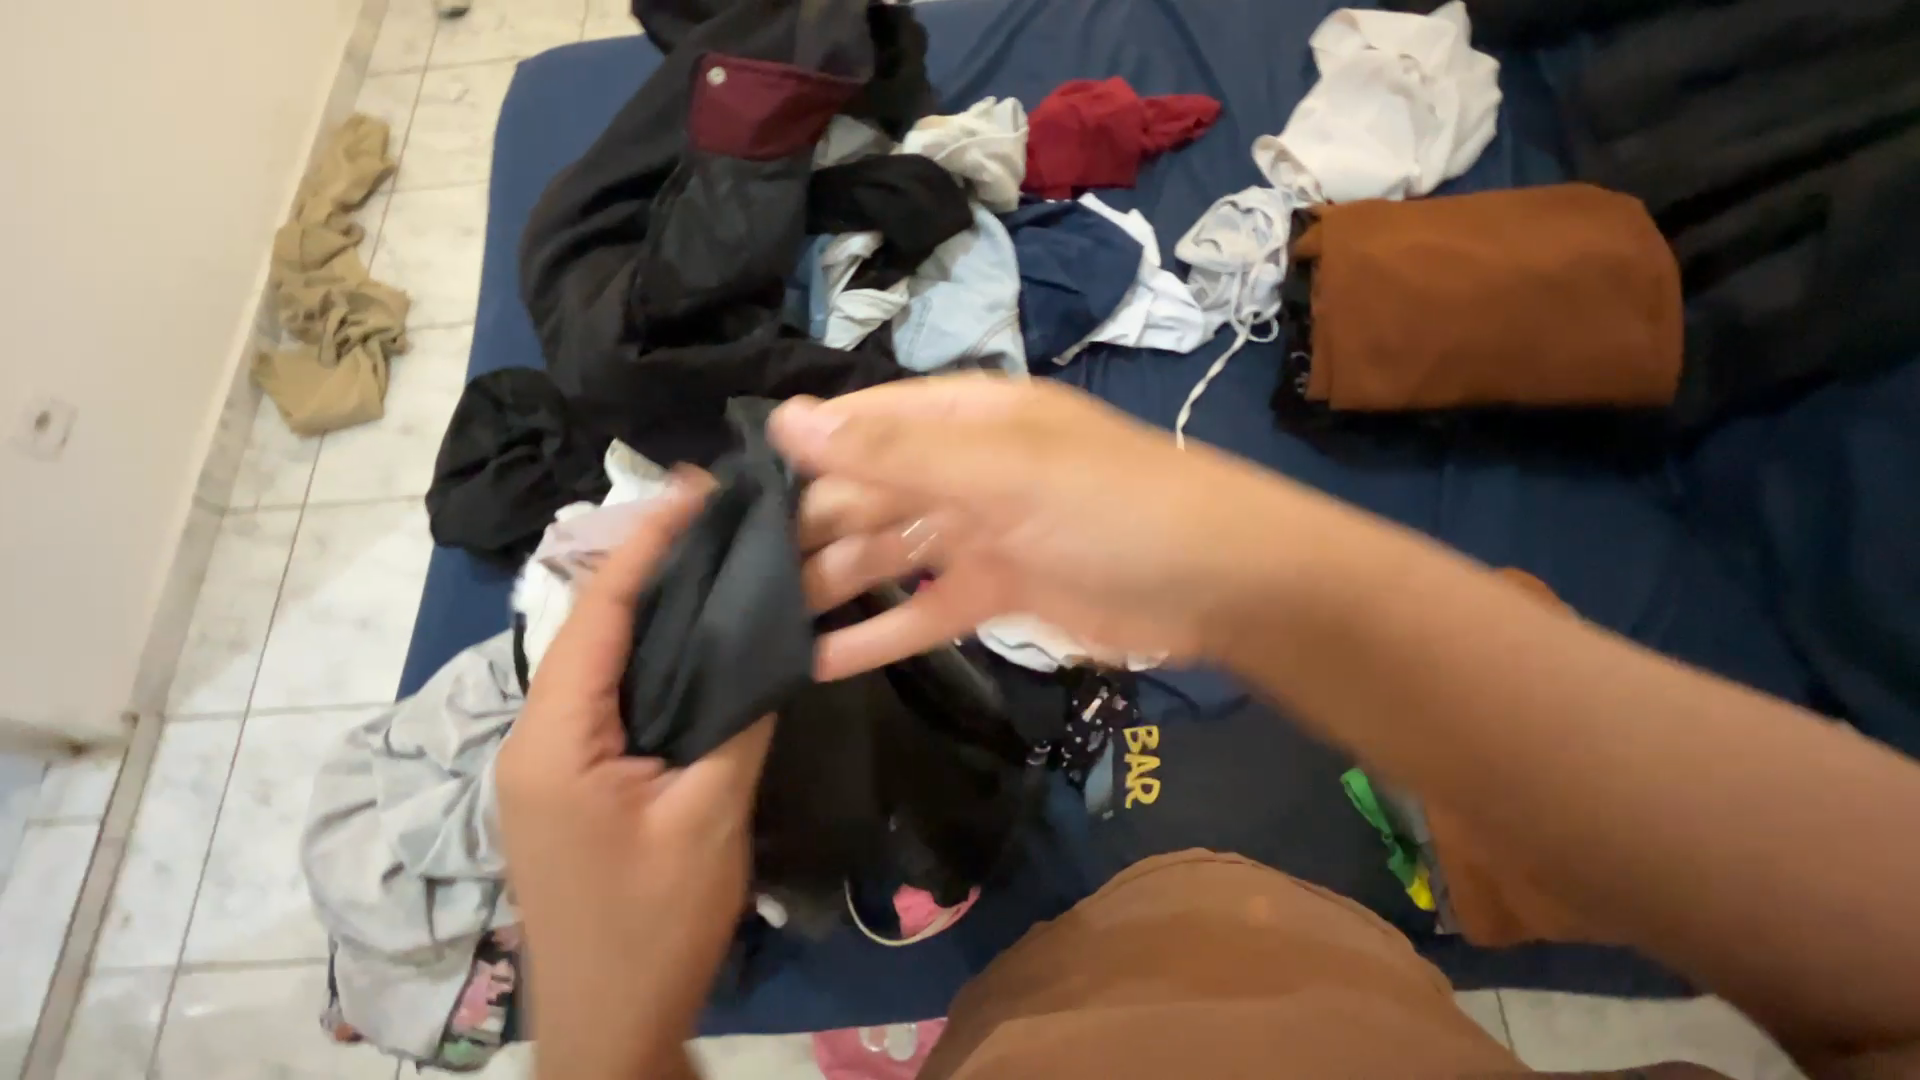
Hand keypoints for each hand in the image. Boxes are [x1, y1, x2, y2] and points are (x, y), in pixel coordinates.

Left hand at [496, 475, 772, 1079]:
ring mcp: (552, 760)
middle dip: (650, 563)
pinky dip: (653, 655)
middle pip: (595, 627)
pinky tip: (697, 637)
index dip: (646, 543)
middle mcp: (538, 735)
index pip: (600, 613)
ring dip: (653, 607)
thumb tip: (765, 647)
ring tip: (713, 555)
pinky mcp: (575, 779)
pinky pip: (613, 696)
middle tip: (717, 513)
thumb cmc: (656, 924)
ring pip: (604, 660)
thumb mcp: (709, 816)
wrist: (611, 1025)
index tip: (693, 487)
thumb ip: (736, 721)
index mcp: (555, 738)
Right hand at [770, 376, 1304, 679]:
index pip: (859, 427)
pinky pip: (923, 612)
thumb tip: (786, 420)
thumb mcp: (1002, 472)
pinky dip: (880, 635)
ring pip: (886, 557)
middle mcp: (962, 471)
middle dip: (807, 532)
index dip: (799, 457)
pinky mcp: (995, 594)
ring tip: (761, 625)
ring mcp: (977, 534)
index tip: (727, 499)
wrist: (1219, 582)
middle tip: (733, 581)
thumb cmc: (1111, 508)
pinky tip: (821, 662)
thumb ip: (894, 454)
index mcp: (961, 421)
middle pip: (865, 496)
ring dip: (832, 587)